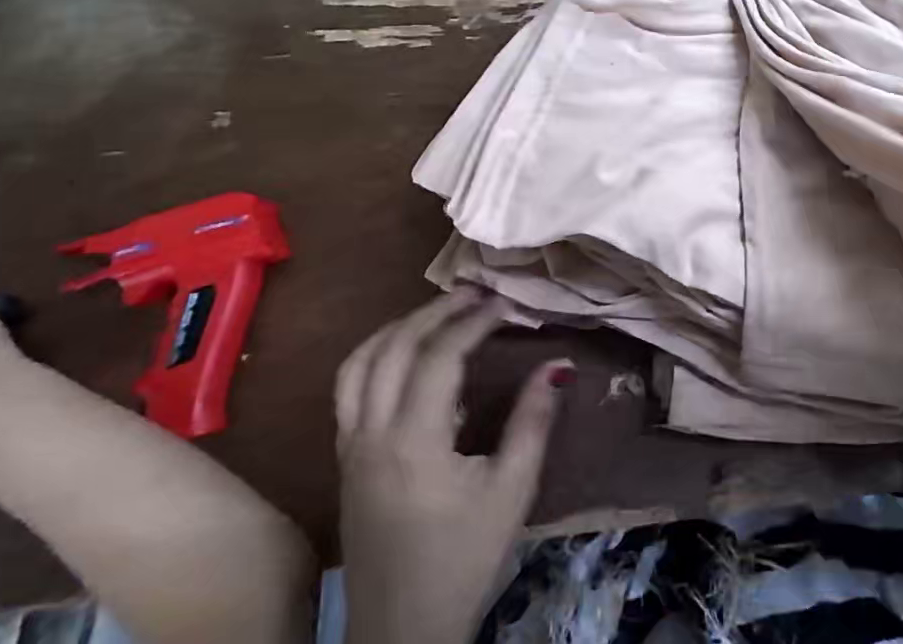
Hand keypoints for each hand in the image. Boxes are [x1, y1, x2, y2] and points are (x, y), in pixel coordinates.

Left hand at [336, 289, 569, 643]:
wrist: (400, 630)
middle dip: (436, 310)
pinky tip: (407, 354)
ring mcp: (349, 445)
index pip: (440, 356)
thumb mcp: (512, 491)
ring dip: (400, 326)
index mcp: (414, 442)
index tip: (505, 304)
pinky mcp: (344, 458)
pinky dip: (377, 353)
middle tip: (475, 293)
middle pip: (394, 347)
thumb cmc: (464, 559)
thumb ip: (533, 421)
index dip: (474, 322)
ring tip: (439, 311)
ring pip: (360, 362)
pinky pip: (349, 387)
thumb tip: (559, 365)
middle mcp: (371, 433)